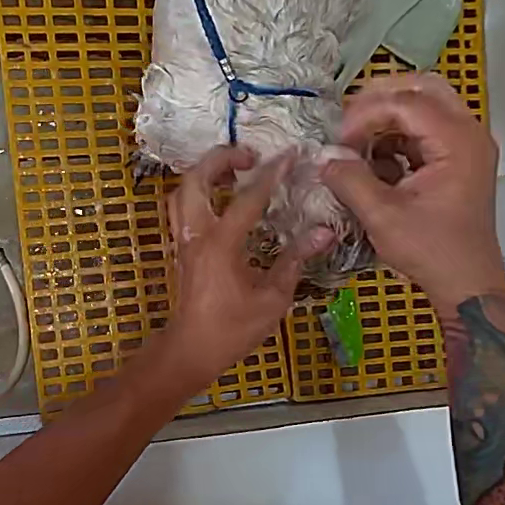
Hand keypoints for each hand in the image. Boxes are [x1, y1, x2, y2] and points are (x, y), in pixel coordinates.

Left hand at [154, 146, 331, 388]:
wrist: (192, 350)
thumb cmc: (232, 329)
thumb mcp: (273, 298)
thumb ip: (295, 260)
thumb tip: (324, 233)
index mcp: (221, 244)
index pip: (248, 198)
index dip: (272, 174)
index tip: (290, 155)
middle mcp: (196, 235)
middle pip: (196, 179)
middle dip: (221, 159)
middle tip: (250, 156)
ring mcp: (184, 240)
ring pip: (183, 191)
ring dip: (206, 173)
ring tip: (234, 171)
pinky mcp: (181, 249)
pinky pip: (183, 207)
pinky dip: (200, 192)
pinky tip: (221, 198)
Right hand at [320, 74, 504, 309]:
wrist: (466, 284)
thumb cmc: (432, 252)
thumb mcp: (383, 216)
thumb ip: (350, 180)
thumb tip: (325, 159)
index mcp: (457, 141)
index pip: (406, 102)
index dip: (366, 114)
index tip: (339, 139)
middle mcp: (469, 134)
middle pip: (423, 89)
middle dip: (380, 99)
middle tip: (348, 121)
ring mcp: (467, 147)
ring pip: (426, 107)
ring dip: (389, 119)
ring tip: (358, 144)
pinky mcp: (459, 163)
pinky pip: (427, 133)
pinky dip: (400, 139)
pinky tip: (376, 163)